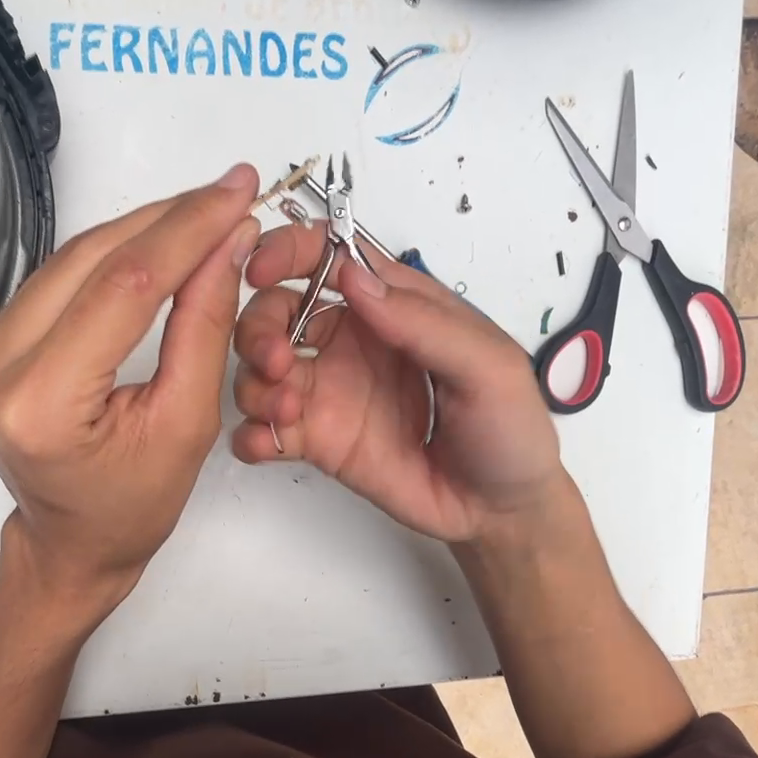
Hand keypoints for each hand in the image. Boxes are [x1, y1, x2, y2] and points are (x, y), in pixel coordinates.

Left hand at [0, 164, 262, 607]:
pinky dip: (108, 258)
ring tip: (201, 214)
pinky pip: (54, 282)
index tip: (234, 195)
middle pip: (89, 262)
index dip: (185, 232)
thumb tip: (223, 244)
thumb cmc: (128, 508)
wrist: (71, 542)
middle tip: (227, 194)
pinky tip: (153, 244)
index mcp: (39, 405)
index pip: (121, 288)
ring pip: (69, 262)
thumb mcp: (186, 425)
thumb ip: (203, 329)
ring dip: (139, 232)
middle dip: (167, 221)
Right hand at [231, 224, 565, 543]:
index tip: (262, 269)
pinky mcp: (317, 442)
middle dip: (257, 329)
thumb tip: (353, 278)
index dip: (287, 249)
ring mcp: (328, 394)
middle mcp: (349, 344)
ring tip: (287, 412)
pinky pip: (263, 432)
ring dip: (252, 385)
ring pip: (257, 371)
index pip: (326, 257)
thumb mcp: (485, 364)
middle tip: (275, 362)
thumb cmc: (507, 428)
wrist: (499, 508)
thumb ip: (421, 321)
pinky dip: (249, 436)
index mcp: (391, 307)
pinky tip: (266, 445)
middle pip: (274, 312)